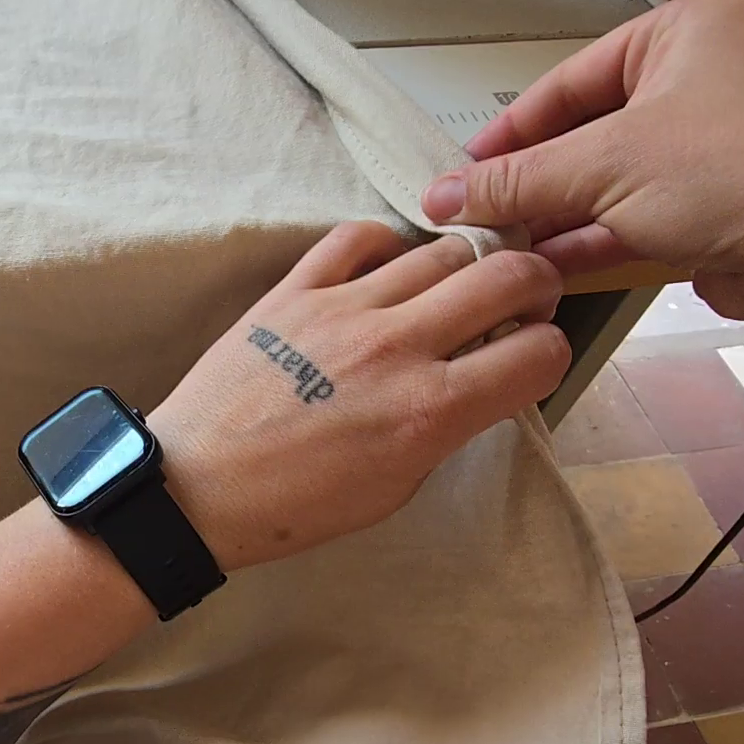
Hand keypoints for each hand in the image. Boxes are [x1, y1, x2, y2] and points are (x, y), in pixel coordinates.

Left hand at [147, 221, 567, 569]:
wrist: (197, 488)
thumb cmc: (294, 506)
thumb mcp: (391, 491)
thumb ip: (444, 431)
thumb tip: (473, 385)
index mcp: (429, 413)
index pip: (539, 352)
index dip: (546, 356)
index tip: (525, 362)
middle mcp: (396, 349)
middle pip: (508, 275)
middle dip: (533, 287)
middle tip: (517, 304)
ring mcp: (341, 310)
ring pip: (440, 249)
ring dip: (462, 267)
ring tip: (446, 292)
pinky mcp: (292, 292)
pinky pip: (358, 237)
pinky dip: (386, 247)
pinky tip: (385, 273)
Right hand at [418, 0, 743, 334]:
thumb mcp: (604, 164)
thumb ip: (516, 181)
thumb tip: (449, 196)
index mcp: (690, 30)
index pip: (569, 81)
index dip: (508, 133)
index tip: (464, 174)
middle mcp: (710, 79)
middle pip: (587, 135)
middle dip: (530, 185)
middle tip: (480, 219)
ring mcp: (719, 146)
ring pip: (611, 183)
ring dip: (555, 219)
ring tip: (504, 249)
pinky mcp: (723, 205)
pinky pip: (637, 218)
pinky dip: (591, 241)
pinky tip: (546, 266)